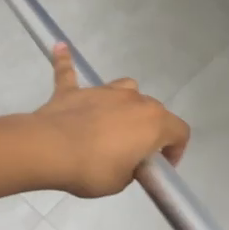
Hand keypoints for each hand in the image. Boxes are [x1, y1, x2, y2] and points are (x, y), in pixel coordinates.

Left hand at [31, 44, 188, 197]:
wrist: (49, 150)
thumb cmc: (91, 169)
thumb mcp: (119, 182)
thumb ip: (129, 170)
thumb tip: (124, 163)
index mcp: (154, 123)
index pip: (179, 132)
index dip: (175, 150)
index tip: (161, 166)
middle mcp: (134, 100)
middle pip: (151, 111)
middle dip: (146, 131)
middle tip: (130, 154)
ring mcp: (102, 92)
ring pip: (123, 89)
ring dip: (122, 103)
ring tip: (112, 120)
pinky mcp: (71, 92)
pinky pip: (68, 72)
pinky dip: (65, 61)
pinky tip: (60, 47)